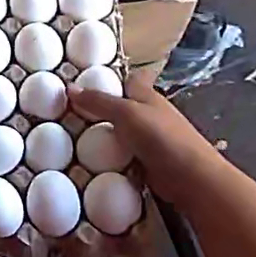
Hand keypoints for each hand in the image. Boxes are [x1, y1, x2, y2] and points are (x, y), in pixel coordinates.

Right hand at [68, 75, 237, 208]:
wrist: (191, 178)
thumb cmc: (161, 137)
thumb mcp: (126, 113)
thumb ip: (98, 101)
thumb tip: (70, 87)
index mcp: (145, 95)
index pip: (125, 78)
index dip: (106, 78)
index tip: (80, 83)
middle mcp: (145, 114)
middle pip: (116, 108)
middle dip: (94, 111)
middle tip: (64, 115)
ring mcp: (145, 141)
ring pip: (115, 134)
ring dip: (97, 138)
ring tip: (67, 140)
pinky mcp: (143, 163)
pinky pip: (118, 157)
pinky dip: (105, 159)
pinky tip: (87, 164)